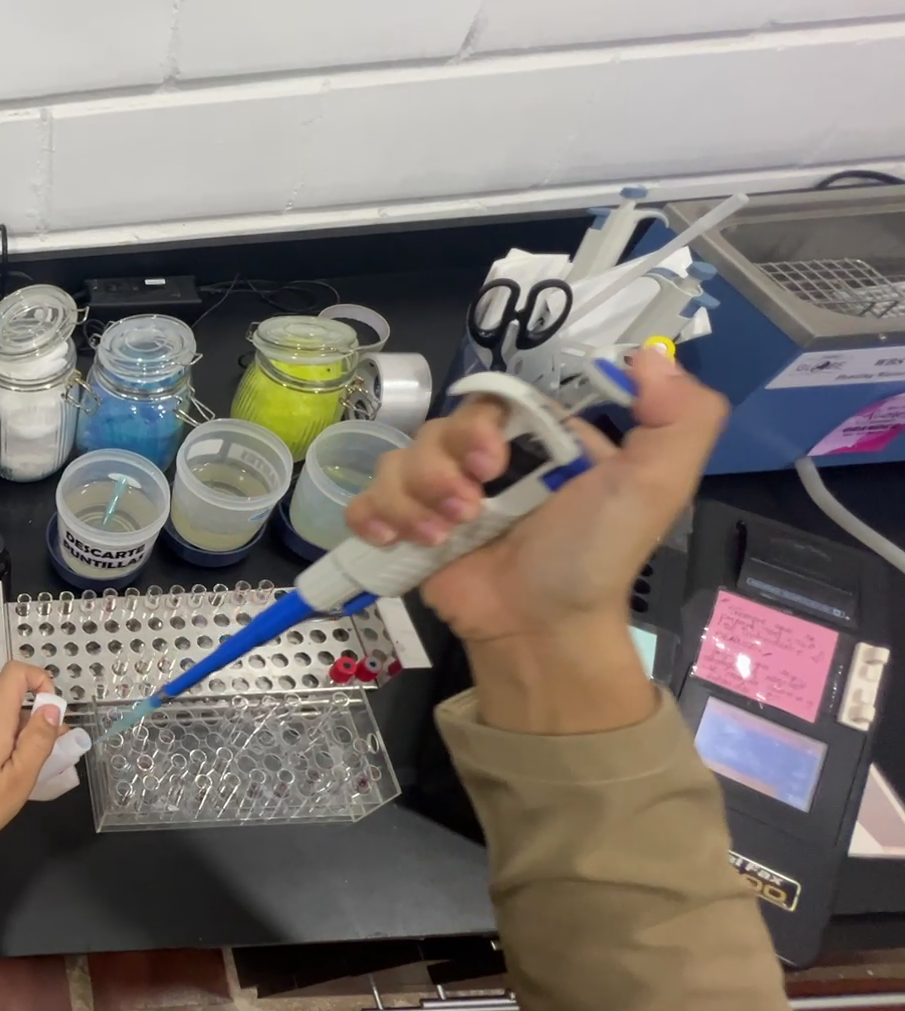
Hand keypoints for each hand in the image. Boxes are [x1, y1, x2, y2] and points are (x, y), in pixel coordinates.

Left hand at [0, 662, 65, 921]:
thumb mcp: (19, 778)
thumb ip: (38, 739)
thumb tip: (52, 707)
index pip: (15, 672)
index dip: (39, 680)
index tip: (50, 712)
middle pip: (10, 704)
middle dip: (30, 726)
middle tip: (37, 763)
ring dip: (11, 739)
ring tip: (10, 777)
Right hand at [343, 344, 727, 730]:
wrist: (534, 625)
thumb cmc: (590, 556)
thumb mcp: (654, 485)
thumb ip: (678, 417)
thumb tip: (646, 355)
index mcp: (531, 443)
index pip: (484, 404)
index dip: (475, 428)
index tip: (490, 464)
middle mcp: (477, 463)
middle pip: (429, 433)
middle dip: (438, 474)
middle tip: (468, 511)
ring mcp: (432, 496)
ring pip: (392, 466)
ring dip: (410, 504)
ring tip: (440, 538)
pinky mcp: (399, 527)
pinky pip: (362, 502)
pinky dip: (371, 519)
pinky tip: (394, 541)